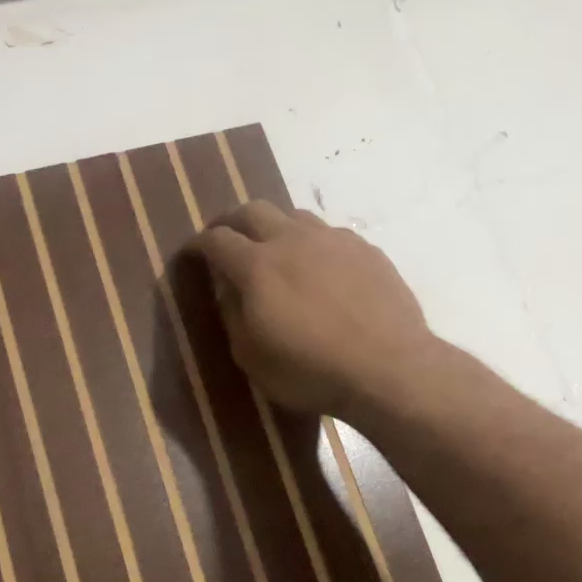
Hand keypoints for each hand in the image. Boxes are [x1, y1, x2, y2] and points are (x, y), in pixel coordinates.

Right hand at [192, 201, 439, 416]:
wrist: (389, 369)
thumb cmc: (310, 371)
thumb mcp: (251, 357)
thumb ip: (233, 315)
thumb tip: (228, 289)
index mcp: (257, 266)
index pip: (217, 240)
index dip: (199, 244)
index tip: (192, 253)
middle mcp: (292, 240)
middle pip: (254, 210)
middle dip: (232, 221)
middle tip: (226, 239)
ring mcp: (334, 240)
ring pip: (294, 215)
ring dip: (274, 227)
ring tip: (273, 250)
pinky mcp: (366, 249)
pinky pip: (329, 234)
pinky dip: (311, 243)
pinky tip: (317, 268)